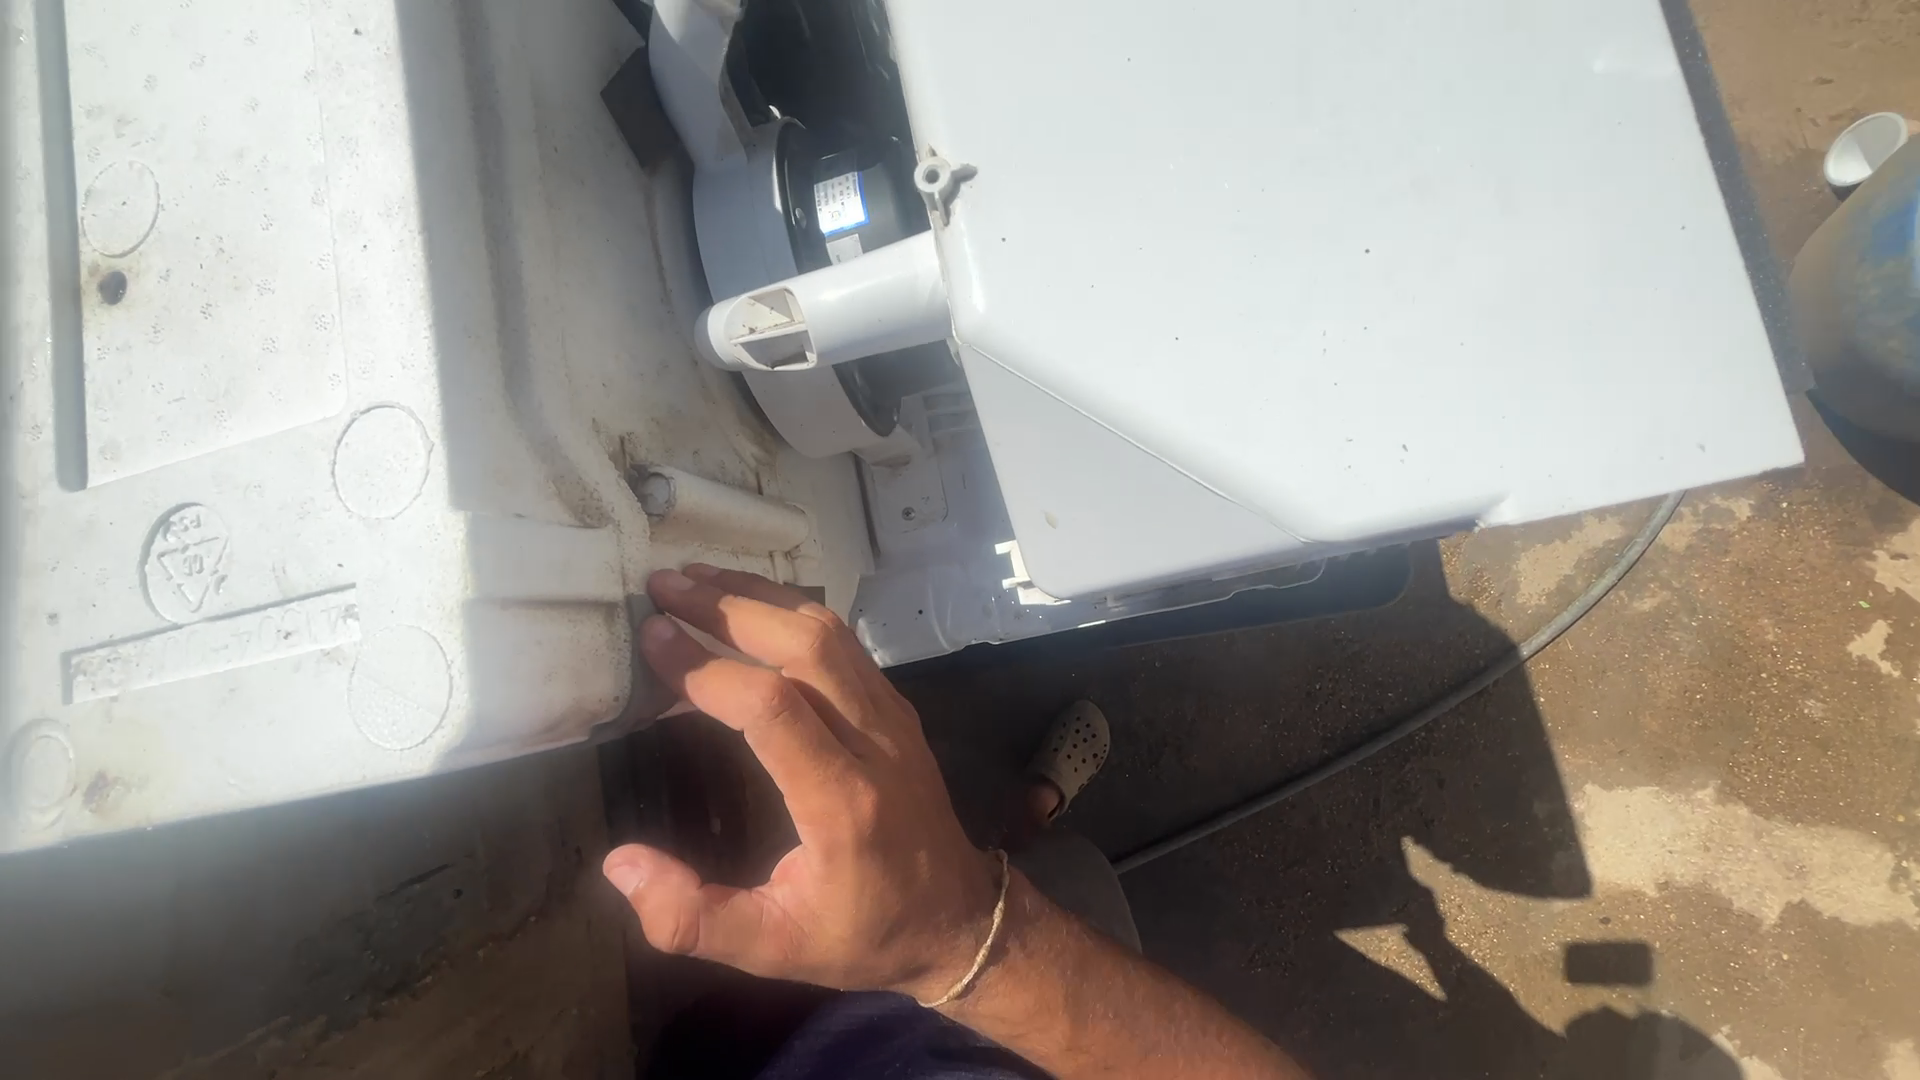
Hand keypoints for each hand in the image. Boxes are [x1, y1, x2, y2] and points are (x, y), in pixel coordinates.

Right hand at [602, 565, 999, 999]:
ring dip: (762, 597)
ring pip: (830, 632)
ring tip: (700, 578)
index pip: (772, 708)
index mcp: (842, 802)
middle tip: (664, 584)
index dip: (707, 668)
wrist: (957, 916)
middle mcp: (874, 740)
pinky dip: (793, 611)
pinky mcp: (894, 705)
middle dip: (730, 608)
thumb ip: (691, 917)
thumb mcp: (773, 949)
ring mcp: (891, 714)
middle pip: (806, 647)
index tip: (653, 637)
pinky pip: (844, 642)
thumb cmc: (864, 933)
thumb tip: (619, 864)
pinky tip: (753, 605)